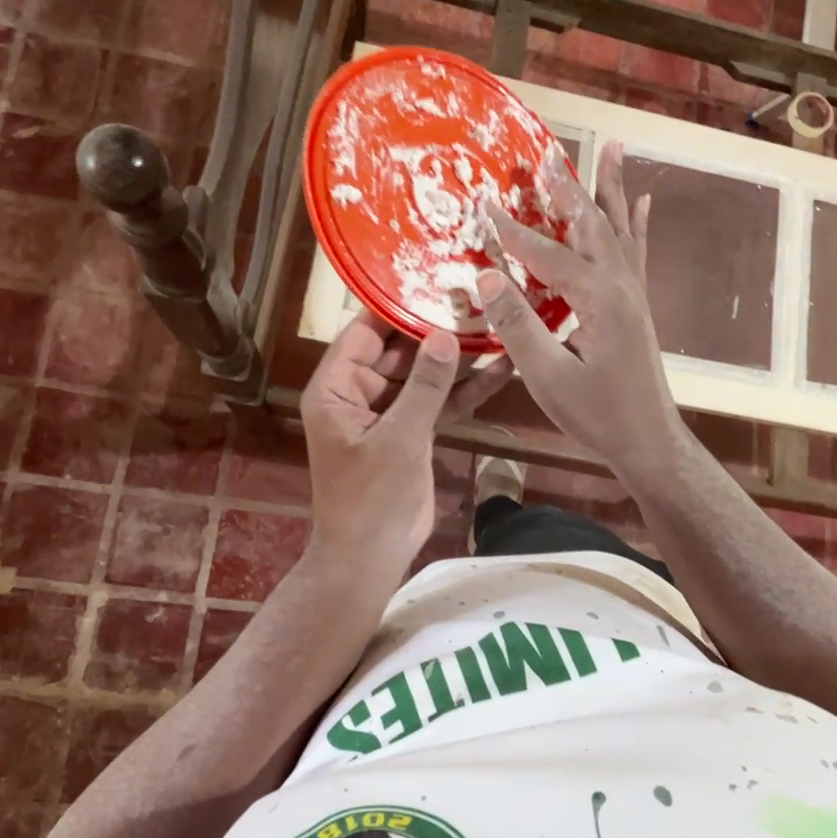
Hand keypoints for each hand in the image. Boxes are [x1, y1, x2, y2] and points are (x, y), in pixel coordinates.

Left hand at [301, 315, 512, 574]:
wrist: (371, 557)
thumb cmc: (371, 497)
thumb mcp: (398, 438)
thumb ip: (425, 386)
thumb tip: (445, 335)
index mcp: (336, 389)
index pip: (364, 334)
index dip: (396, 308)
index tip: (433, 280)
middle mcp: (358, 394)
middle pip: (398, 350)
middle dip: (434, 330)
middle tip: (475, 299)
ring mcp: (388, 414)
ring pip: (423, 376)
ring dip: (455, 360)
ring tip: (494, 326)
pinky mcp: (412, 433)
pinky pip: (438, 403)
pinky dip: (464, 391)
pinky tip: (500, 371)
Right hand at [475, 141, 683, 478]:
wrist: (649, 441)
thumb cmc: (597, 414)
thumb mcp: (548, 376)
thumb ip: (518, 326)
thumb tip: (487, 277)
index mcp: (597, 298)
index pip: (547, 252)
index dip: (514, 230)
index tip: (484, 204)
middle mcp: (620, 285)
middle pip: (591, 224)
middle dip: (566, 187)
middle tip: (548, 153)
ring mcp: (633, 294)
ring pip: (617, 230)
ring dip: (609, 189)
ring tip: (611, 148)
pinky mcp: (637, 306)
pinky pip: (635, 252)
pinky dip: (636, 223)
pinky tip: (642, 203)